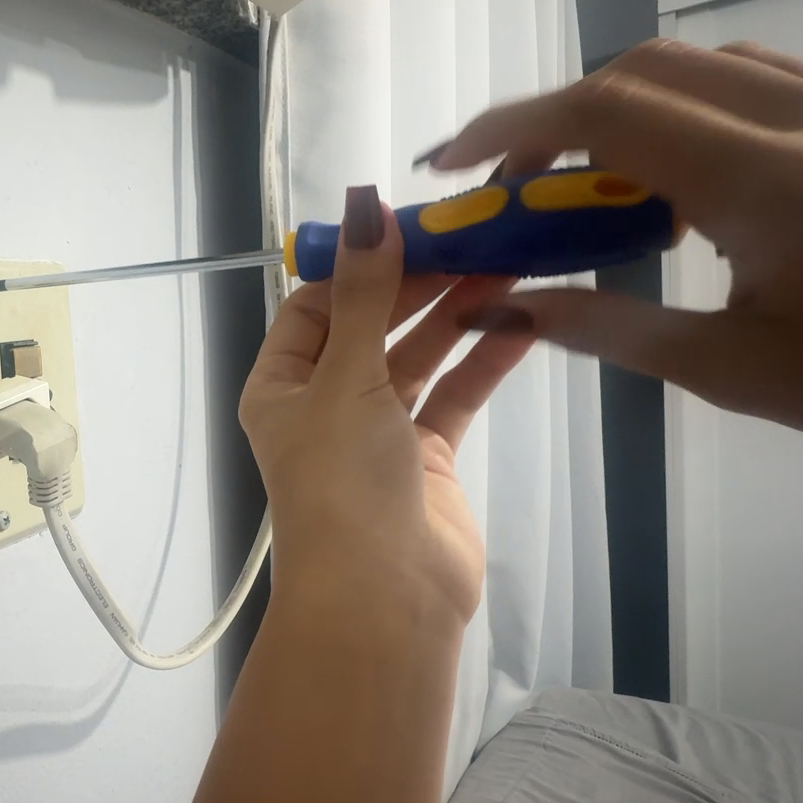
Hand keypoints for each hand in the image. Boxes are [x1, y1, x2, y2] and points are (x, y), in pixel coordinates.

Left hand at [239, 186, 533, 624]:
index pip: (314, 307)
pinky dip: (482, 360)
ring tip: (511, 263)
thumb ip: (365, 296)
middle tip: (477, 236)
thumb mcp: (346, 378)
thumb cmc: (344, 479)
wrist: (383, 594)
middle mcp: (320, 402)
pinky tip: (524, 319)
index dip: (358, 266)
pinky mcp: (423, 456)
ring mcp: (373, 430)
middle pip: (370, 326)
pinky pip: (452, 395)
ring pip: (414, 357)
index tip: (412, 226)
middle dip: (417, 284)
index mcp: (279, 384)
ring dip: (456, 314)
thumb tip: (363, 209)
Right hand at [433, 38, 802, 479]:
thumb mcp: (729, 369)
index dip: (508, 129)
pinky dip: (685, 112)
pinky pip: (762, 85)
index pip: (604, 111)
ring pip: (704, 68)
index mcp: (768, 180)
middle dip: (553, 118)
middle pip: (644, 70)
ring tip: (586, 182)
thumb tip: (497, 307)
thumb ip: (601, 324)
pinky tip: (676, 177)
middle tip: (513, 185)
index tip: (451, 165)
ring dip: (618, 109)